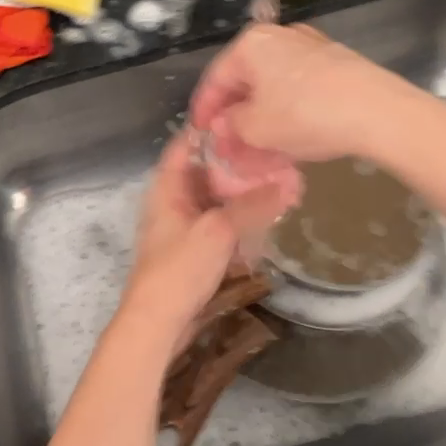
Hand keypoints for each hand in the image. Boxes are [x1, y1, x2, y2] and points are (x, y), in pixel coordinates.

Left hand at [119, 132, 290, 340]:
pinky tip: (263, 223)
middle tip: (272, 157)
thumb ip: (252, 206)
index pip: (186, 144)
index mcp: (166, 186)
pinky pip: (217, 226)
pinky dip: (237, 222)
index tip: (245, 121)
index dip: (211, 129)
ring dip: (239, 196)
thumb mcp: (219, 231)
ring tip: (275, 186)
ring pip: (213, 200)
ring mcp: (180, 226)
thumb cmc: (180, 268)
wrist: (157, 323)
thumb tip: (288, 184)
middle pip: (204, 172)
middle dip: (236, 166)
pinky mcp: (191, 251)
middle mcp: (171, 200)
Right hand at [190, 24, 445, 166]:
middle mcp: (279, 36)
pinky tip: (291, 137)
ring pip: (274, 85)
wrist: (380, 112)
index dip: (204, 111)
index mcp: (251, 44)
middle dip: (235, 115)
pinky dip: (288, 110)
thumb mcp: (257, 130)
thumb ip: (230, 129)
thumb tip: (222, 129)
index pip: (215, 79)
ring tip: (259, 147)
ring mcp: (311, 47)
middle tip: (229, 145)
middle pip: (246, 79)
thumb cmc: (306, 115)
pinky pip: (299, 87)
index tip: (199, 134)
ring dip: (262, 115)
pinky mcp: (336, 63)